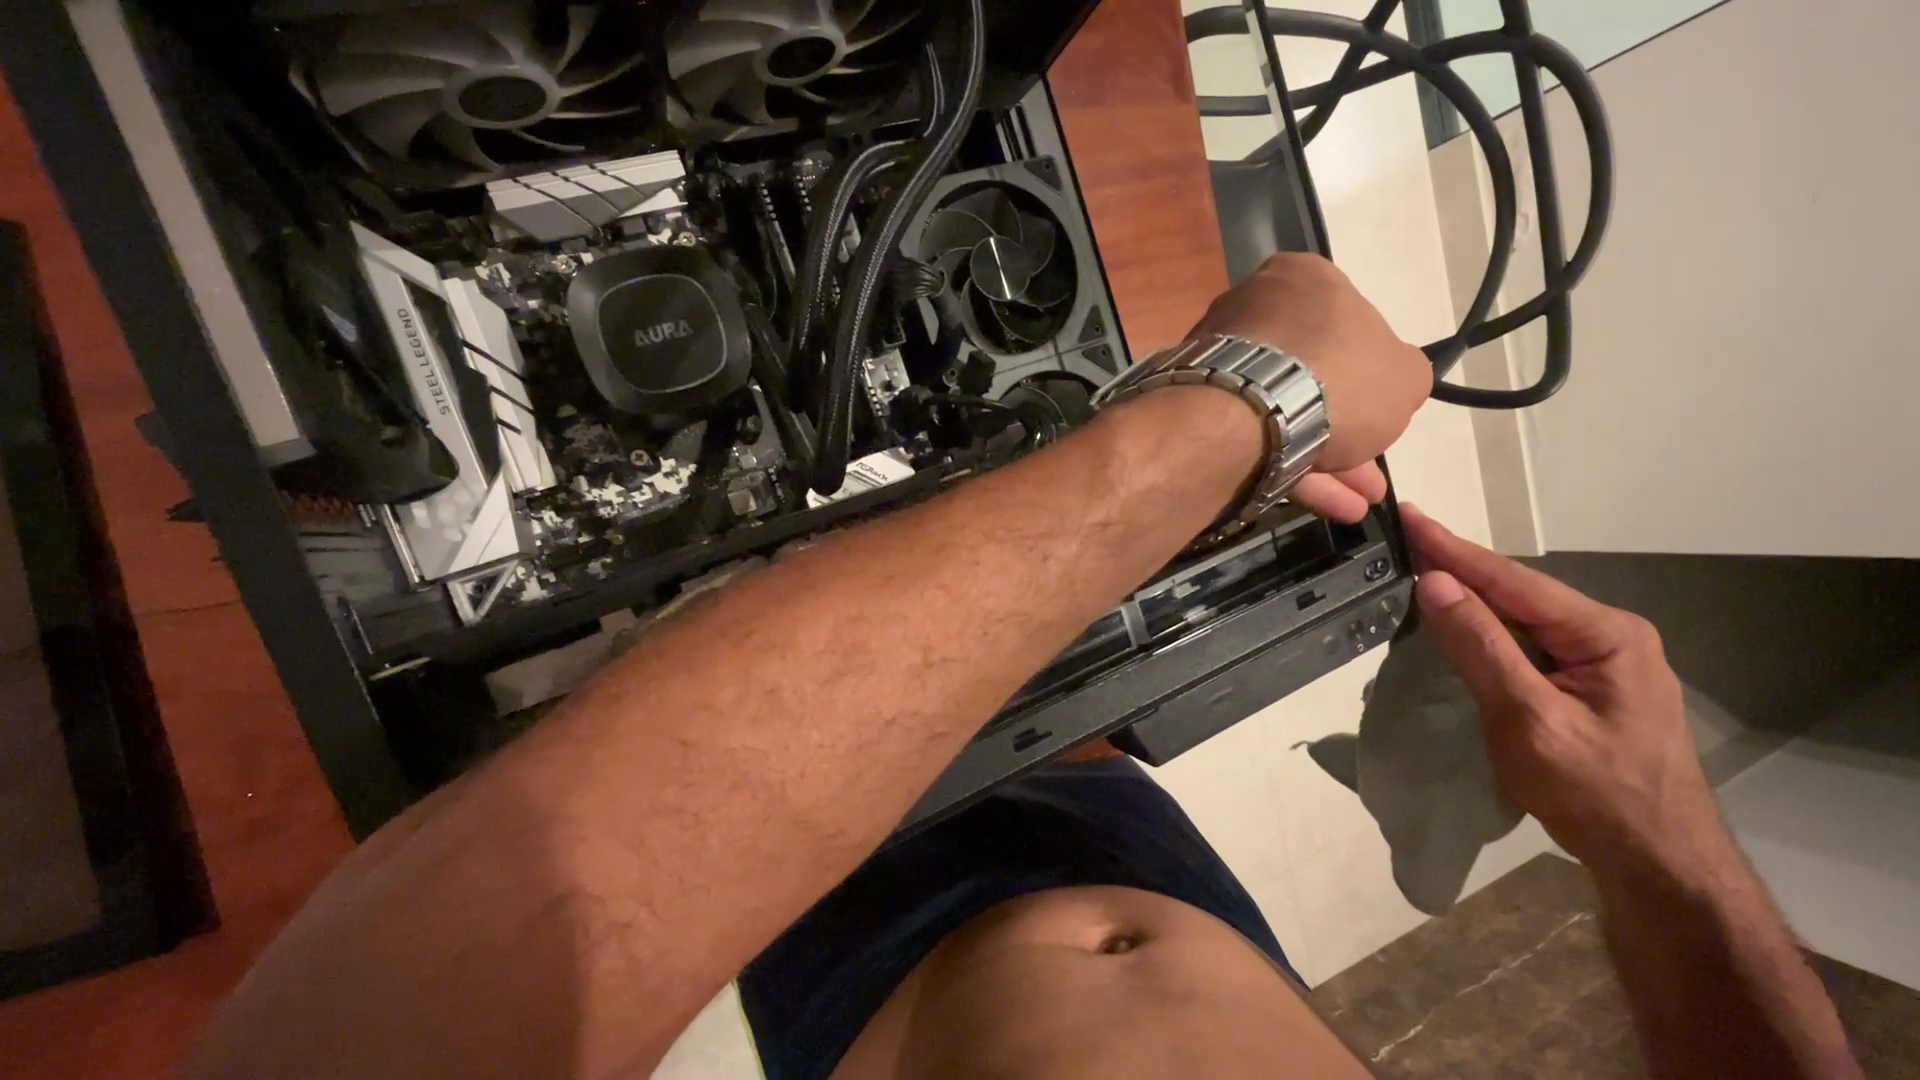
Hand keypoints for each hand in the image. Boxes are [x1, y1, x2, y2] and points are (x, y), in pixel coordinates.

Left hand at [1188, 253, 1431, 520]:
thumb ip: (1403, 375)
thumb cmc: (1338, 375)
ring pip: (1284, 412)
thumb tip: (1392, 381)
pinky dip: (1293, 469)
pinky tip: (1330, 505)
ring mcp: (1220, 360)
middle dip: (1349, 430)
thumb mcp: (1405, 374)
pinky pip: (1254, 436)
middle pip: (1313, 375)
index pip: (1347, 319)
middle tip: (1373, 472)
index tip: (1384, 406)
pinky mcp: (1200, 406)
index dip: (1372, 369)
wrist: (1249, 414)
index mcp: (1302, 279)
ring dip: (1327, 460)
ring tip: (1360, 502)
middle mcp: (1253, 310)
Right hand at [1401, 505, 1732, 877]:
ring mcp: (1602, 660)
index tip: (1409, 514)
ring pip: (1521, 617)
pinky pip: (1527, 642)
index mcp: (1605, 634)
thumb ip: (1481, 647)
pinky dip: (1486, 628)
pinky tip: (1459, 621)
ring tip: (1420, 570)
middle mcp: (1609, 634)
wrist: (1657, 861)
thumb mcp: (1528, 718)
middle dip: (1459, 566)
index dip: (1453, 549)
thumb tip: (1435, 583)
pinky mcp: (1588, 683)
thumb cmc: (1595, 792)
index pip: (1512, 580)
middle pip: (1518, 592)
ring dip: (1470, 596)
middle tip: (1405, 539)